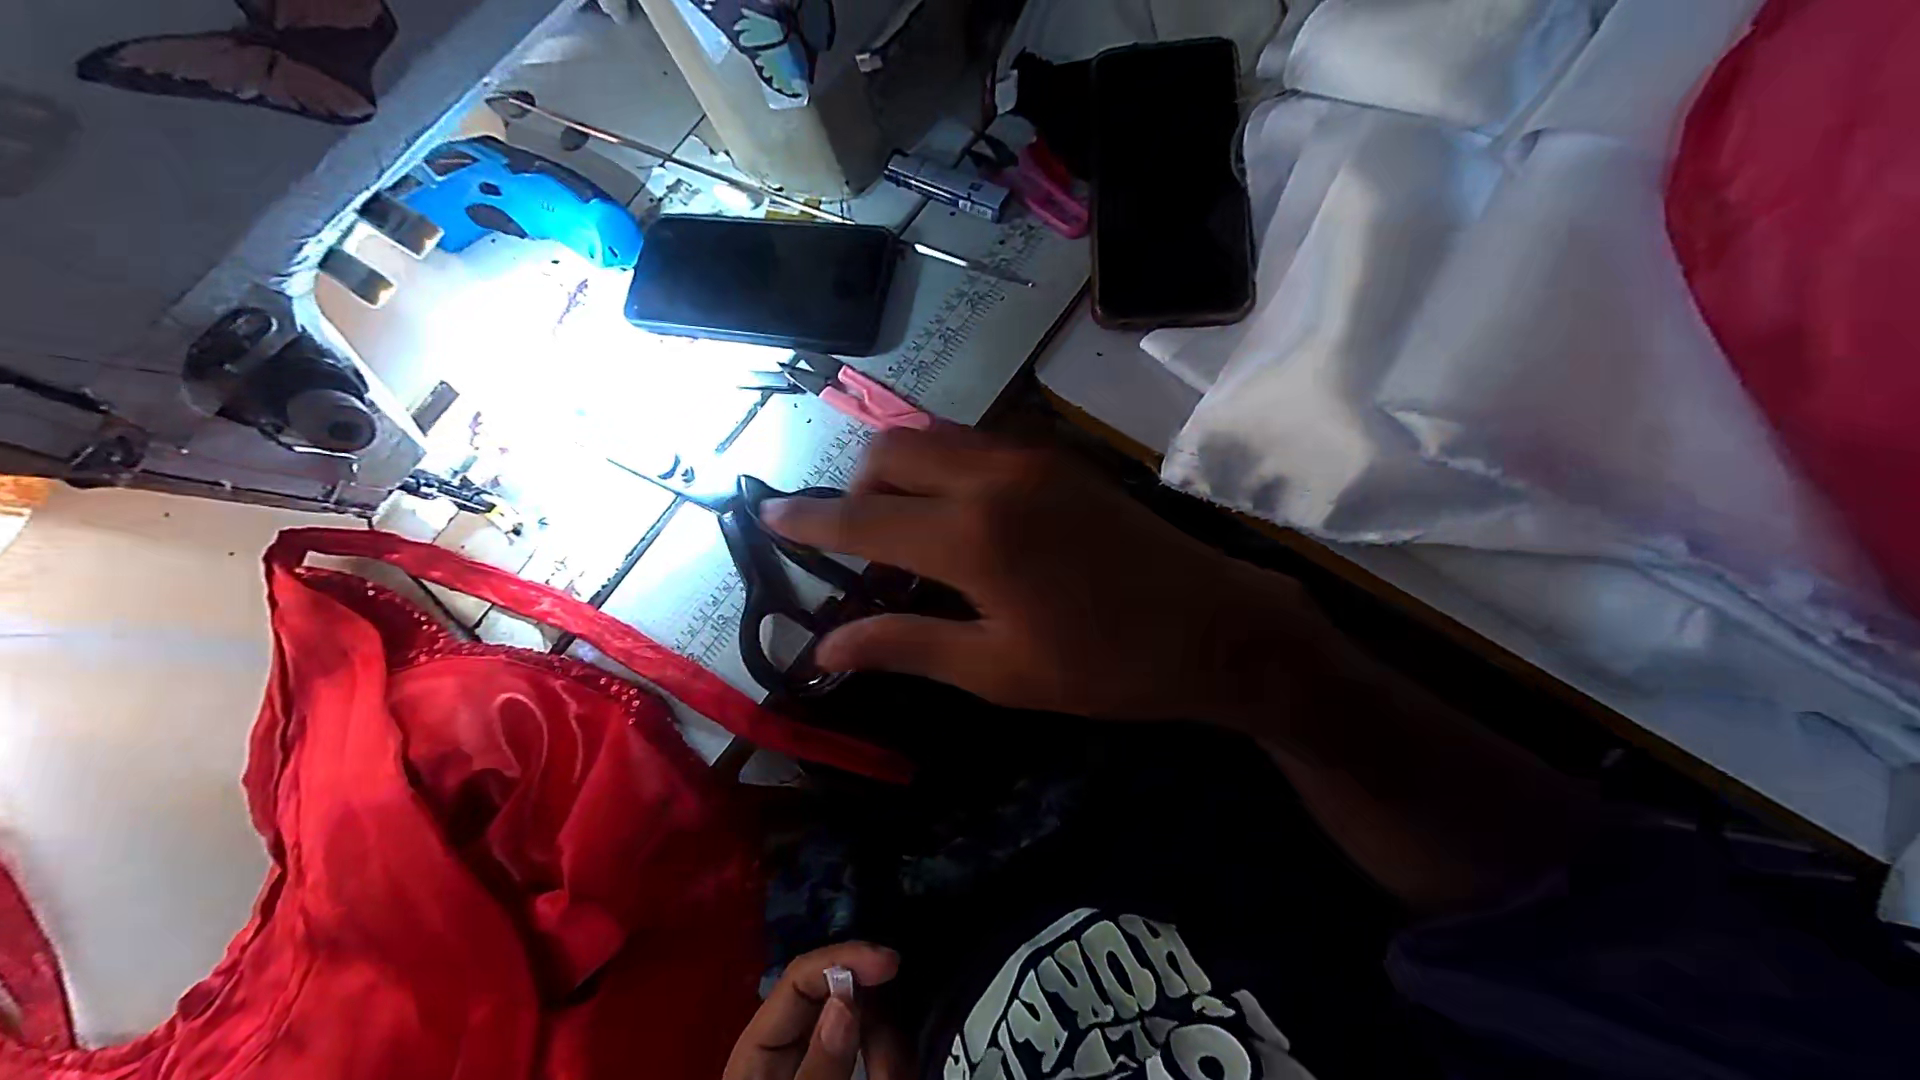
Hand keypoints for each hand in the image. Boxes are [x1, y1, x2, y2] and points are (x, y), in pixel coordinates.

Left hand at [723, 943, 906, 1079]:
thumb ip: (818, 1067)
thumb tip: (846, 996)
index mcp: (756, 1052)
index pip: (799, 978)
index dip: (844, 959)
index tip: (891, 962)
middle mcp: (789, 1046)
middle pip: (841, 998)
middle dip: (876, 1020)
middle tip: (897, 1067)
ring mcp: (820, 1062)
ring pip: (866, 1026)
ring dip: (890, 1048)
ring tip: (903, 1077)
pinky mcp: (849, 1073)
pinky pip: (875, 1054)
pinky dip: (892, 1060)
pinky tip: (902, 1074)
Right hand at [762, 427, 1331, 724]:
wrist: (1218, 628)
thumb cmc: (1107, 666)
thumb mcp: (998, 671)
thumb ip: (906, 644)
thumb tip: (824, 650)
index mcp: (973, 536)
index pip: (862, 519)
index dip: (808, 519)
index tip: (769, 515)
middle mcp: (994, 476)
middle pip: (890, 453)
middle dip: (857, 491)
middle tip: (859, 548)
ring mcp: (1031, 457)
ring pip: (932, 437)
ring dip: (899, 473)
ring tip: (905, 532)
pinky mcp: (1058, 457)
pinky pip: (974, 442)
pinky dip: (942, 466)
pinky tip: (958, 516)